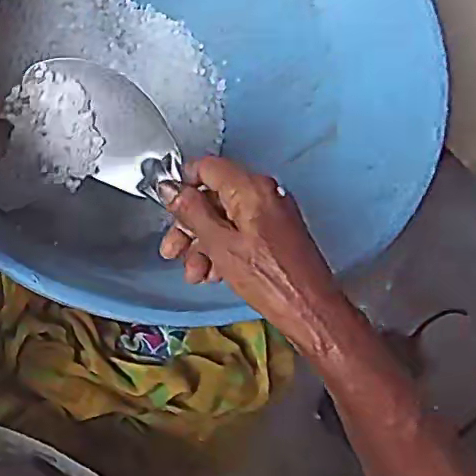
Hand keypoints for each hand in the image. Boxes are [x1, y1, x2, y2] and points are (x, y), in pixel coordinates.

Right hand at [158, 156, 348, 346]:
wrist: (308, 309)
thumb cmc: (269, 279)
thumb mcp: (218, 243)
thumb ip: (191, 211)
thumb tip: (171, 188)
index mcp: (251, 188)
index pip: (206, 167)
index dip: (181, 184)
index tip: (167, 205)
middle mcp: (264, 194)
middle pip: (212, 196)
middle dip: (187, 223)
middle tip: (173, 247)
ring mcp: (270, 213)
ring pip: (222, 217)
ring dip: (201, 243)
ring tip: (195, 272)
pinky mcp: (273, 233)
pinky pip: (237, 231)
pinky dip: (220, 248)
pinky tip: (212, 272)